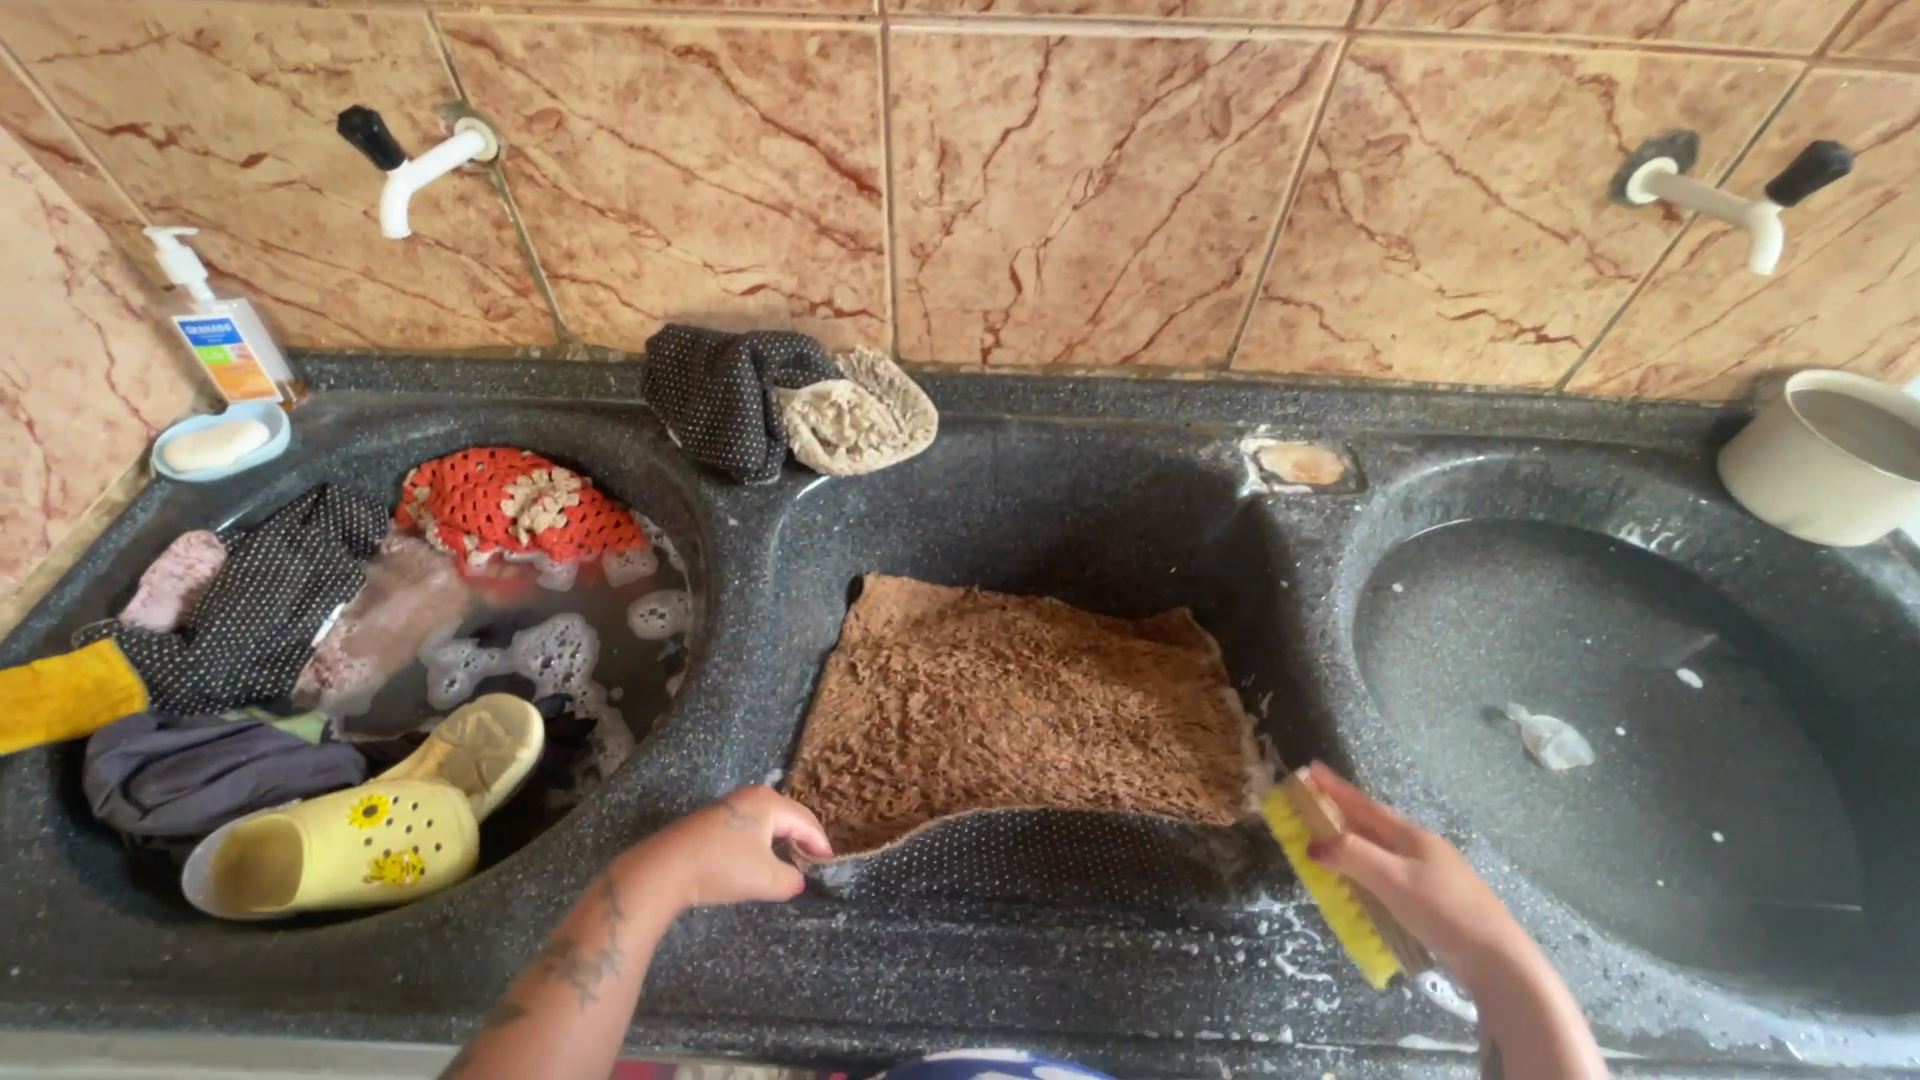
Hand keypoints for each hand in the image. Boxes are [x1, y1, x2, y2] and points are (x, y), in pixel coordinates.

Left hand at [618, 786, 832, 911]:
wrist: (664, 869)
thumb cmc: (722, 868)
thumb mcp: (766, 880)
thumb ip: (790, 880)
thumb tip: (797, 880)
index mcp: (770, 803)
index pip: (806, 822)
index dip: (820, 844)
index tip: (829, 863)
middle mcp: (752, 795)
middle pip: (788, 816)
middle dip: (802, 839)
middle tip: (813, 862)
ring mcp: (729, 804)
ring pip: (767, 820)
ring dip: (781, 840)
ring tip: (790, 861)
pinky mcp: (712, 819)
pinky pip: (749, 826)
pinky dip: (761, 841)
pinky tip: (758, 859)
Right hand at [1303, 762, 1529, 977]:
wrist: (1498, 959)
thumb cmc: (1441, 910)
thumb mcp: (1391, 879)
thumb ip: (1351, 855)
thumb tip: (1313, 845)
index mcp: (1411, 835)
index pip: (1364, 804)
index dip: (1336, 787)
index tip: (1312, 768)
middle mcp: (1422, 846)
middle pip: (1375, 822)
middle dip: (1344, 810)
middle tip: (1314, 804)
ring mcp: (1434, 872)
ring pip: (1385, 846)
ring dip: (1356, 838)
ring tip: (1333, 839)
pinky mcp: (1438, 897)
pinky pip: (1393, 869)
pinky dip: (1370, 865)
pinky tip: (1367, 879)